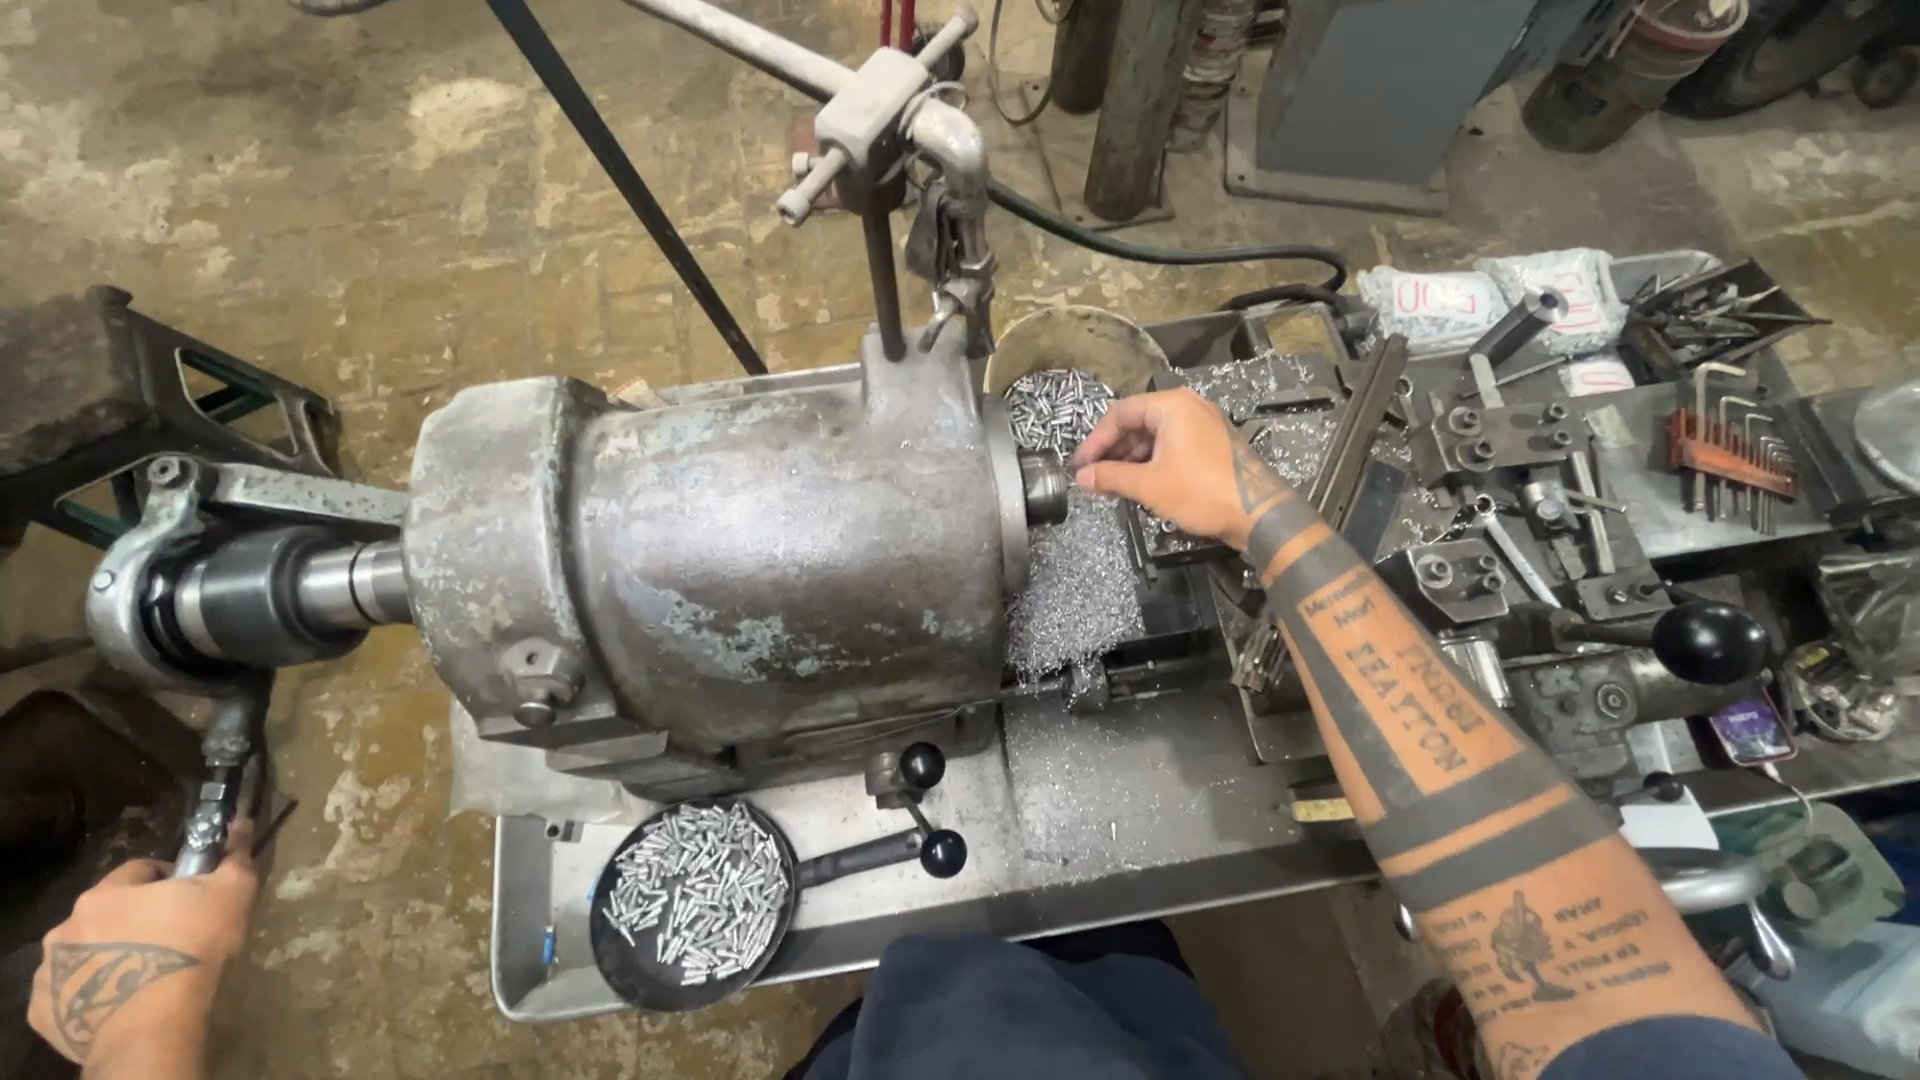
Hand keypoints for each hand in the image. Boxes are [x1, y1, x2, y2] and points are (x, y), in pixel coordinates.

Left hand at [29, 827, 258, 1066]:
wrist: (154, 1017)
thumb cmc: (195, 943)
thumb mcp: (233, 890)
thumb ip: (234, 855)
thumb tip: (240, 823)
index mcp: (106, 895)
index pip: (139, 870)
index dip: (169, 878)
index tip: (192, 896)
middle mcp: (66, 927)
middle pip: (109, 911)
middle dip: (138, 916)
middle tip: (175, 931)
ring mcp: (49, 969)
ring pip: (88, 948)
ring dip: (114, 949)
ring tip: (149, 966)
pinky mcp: (44, 1007)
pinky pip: (72, 985)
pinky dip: (97, 984)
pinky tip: (126, 992)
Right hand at [1070, 388, 1293, 550]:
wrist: (1258, 514)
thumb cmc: (1201, 492)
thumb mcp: (1148, 485)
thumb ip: (1110, 477)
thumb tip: (1081, 477)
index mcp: (1171, 406)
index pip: (1119, 414)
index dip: (1095, 441)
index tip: (1080, 466)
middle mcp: (1187, 407)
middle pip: (1137, 423)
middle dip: (1112, 451)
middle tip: (1093, 478)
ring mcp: (1203, 425)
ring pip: (1154, 437)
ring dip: (1130, 460)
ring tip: (1112, 486)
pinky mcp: (1211, 444)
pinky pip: (1172, 446)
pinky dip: (1151, 463)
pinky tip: (1139, 485)